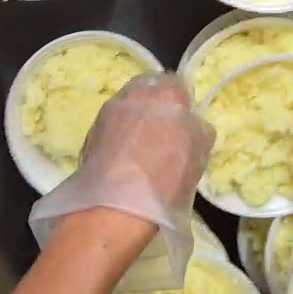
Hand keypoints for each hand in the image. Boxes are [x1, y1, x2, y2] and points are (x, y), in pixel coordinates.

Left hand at [27, 73, 214, 289]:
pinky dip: (120, 130)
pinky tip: (123, 153)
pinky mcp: (93, 127)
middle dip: (157, 104)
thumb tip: (192, 123)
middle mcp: (138, 93)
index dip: (182, 103)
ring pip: (130, 103)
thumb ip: (199, 129)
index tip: (183, 121)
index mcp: (169, 96)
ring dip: (137, 115)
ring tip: (141, 143)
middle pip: (151, 89)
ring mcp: (112, 108)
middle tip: (163, 129)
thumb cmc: (166, 181)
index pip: (179, 86)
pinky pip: (113, 120)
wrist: (115, 207)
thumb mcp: (199, 156)